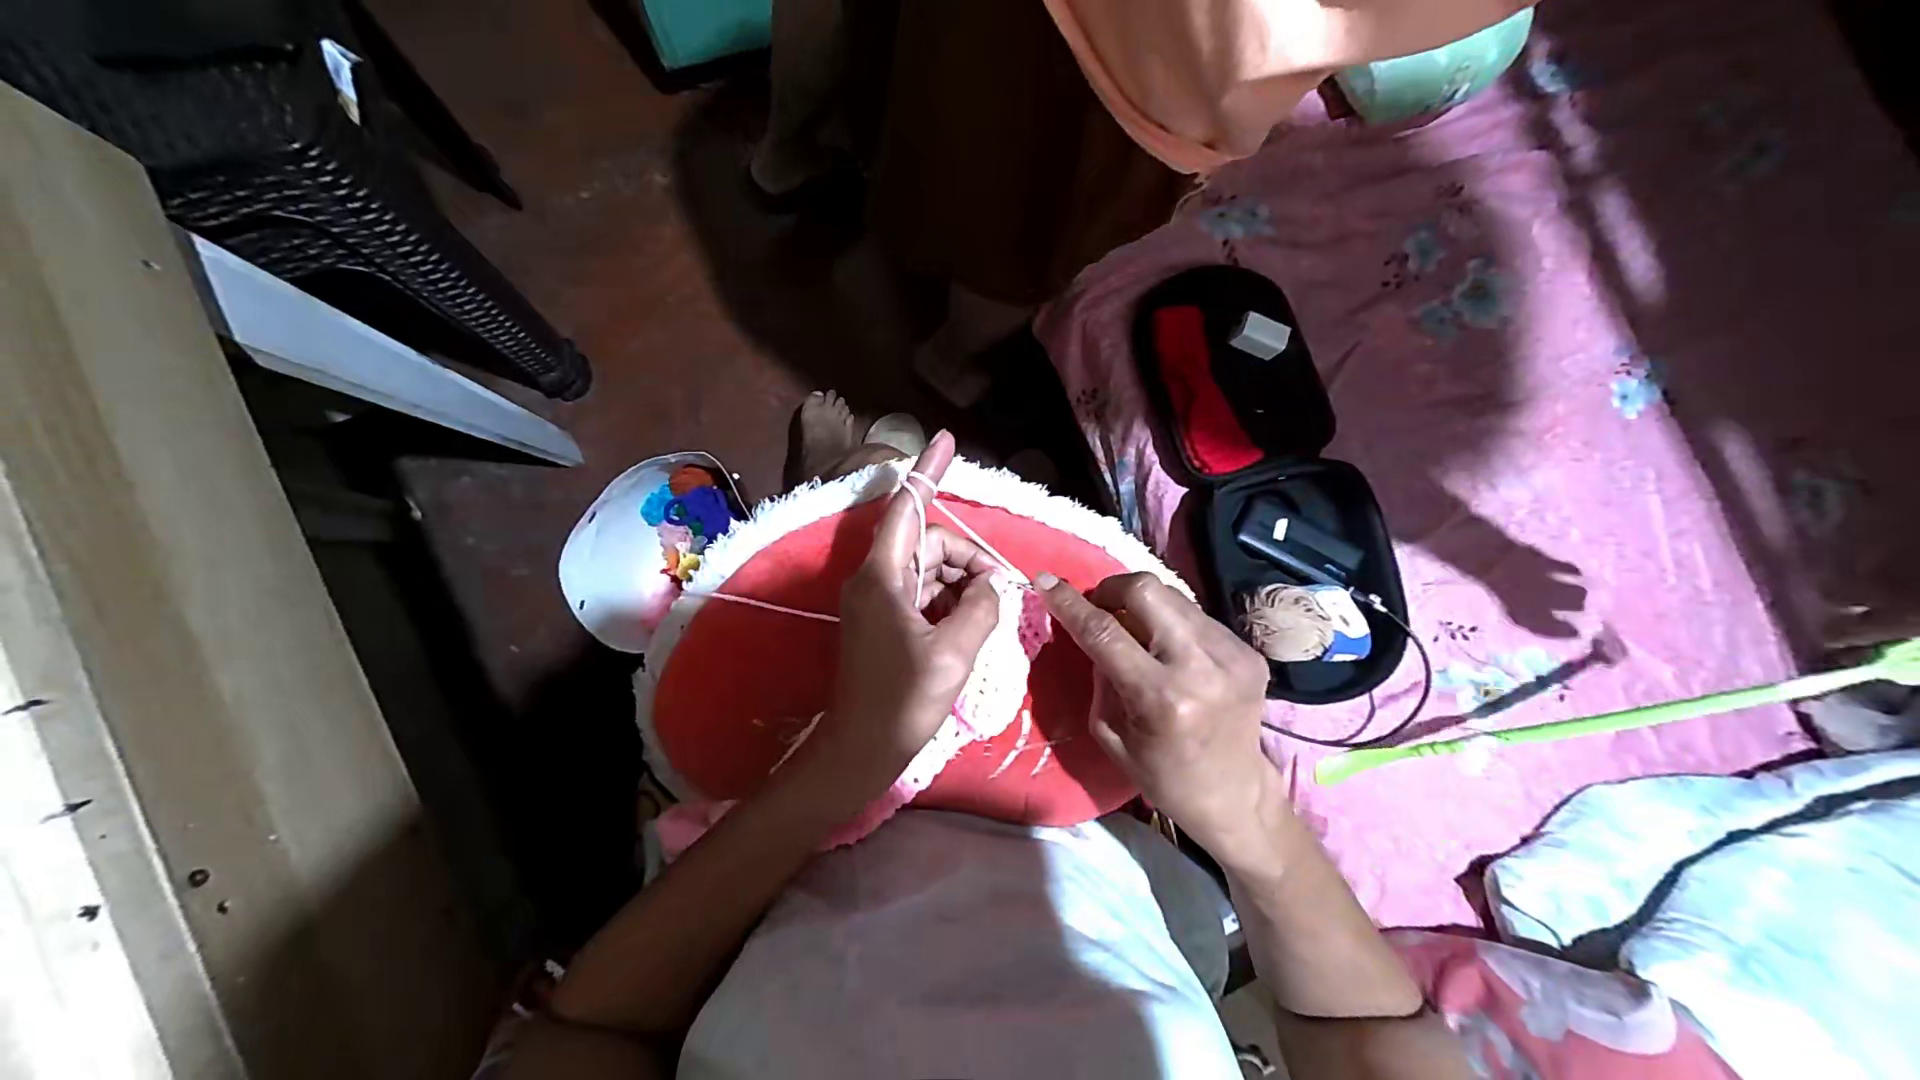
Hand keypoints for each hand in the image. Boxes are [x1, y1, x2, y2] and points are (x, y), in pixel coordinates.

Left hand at [812, 431, 1002, 790]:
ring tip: (987, 614)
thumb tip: (992, 585)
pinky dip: (951, 600)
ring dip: (962, 582)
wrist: (861, 750)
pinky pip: (924, 593)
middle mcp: (875, 579)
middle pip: (928, 542)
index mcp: (883, 577)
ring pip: (930, 569)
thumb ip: (980, 608)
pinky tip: (971, 624)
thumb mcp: (954, 653)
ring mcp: (878, 601)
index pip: (907, 509)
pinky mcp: (885, 622)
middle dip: (966, 557)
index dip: (927, 472)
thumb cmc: (902, 702)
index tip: (945, 440)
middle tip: (998, 590)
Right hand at [1037, 572, 1293, 870]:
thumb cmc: (1162, 774)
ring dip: (1142, 604)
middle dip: (1111, 588)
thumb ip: (1100, 675)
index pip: (1105, 632)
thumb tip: (1092, 627)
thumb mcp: (1110, 732)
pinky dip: (1170, 622)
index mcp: (1161, 698)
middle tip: (1098, 605)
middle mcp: (1201, 667)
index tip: (1047, 581)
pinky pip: (1195, 616)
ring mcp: (1232, 655)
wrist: (1235, 793)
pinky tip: (1167, 647)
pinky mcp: (1248, 651)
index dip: (1070, 603)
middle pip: (1147, 590)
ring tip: (1133, 627)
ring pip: (1172, 596)